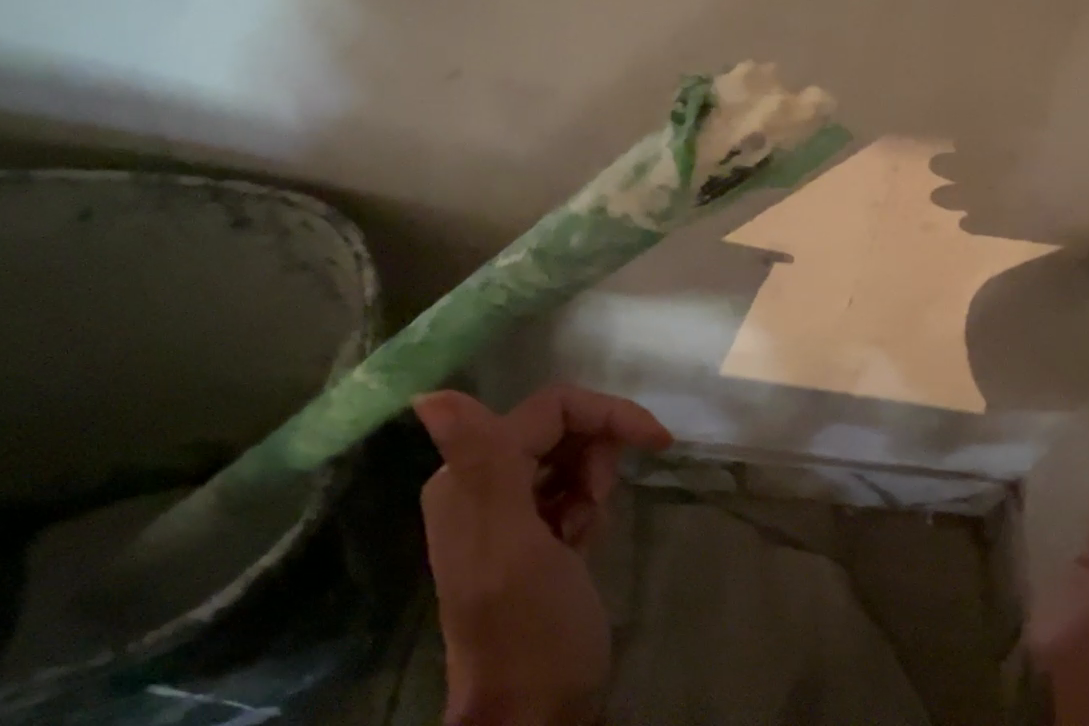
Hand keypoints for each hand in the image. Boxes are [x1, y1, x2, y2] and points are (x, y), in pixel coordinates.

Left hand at [413, 384, 672, 725]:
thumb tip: (429, 394)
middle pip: (560, 428)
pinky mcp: (531, 533)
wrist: (538, 712)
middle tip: (600, 503)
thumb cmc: (532, 630)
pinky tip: (583, 541)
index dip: (607, 415)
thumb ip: (483, 466)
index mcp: (468, 479)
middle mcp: (479, 484)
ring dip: (594, 482)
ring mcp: (504, 510)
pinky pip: (571, 489)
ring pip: (570, 455)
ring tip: (587, 530)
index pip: (550, 409)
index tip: (659, 441)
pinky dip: (588, 506)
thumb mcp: (512, 547)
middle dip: (597, 454)